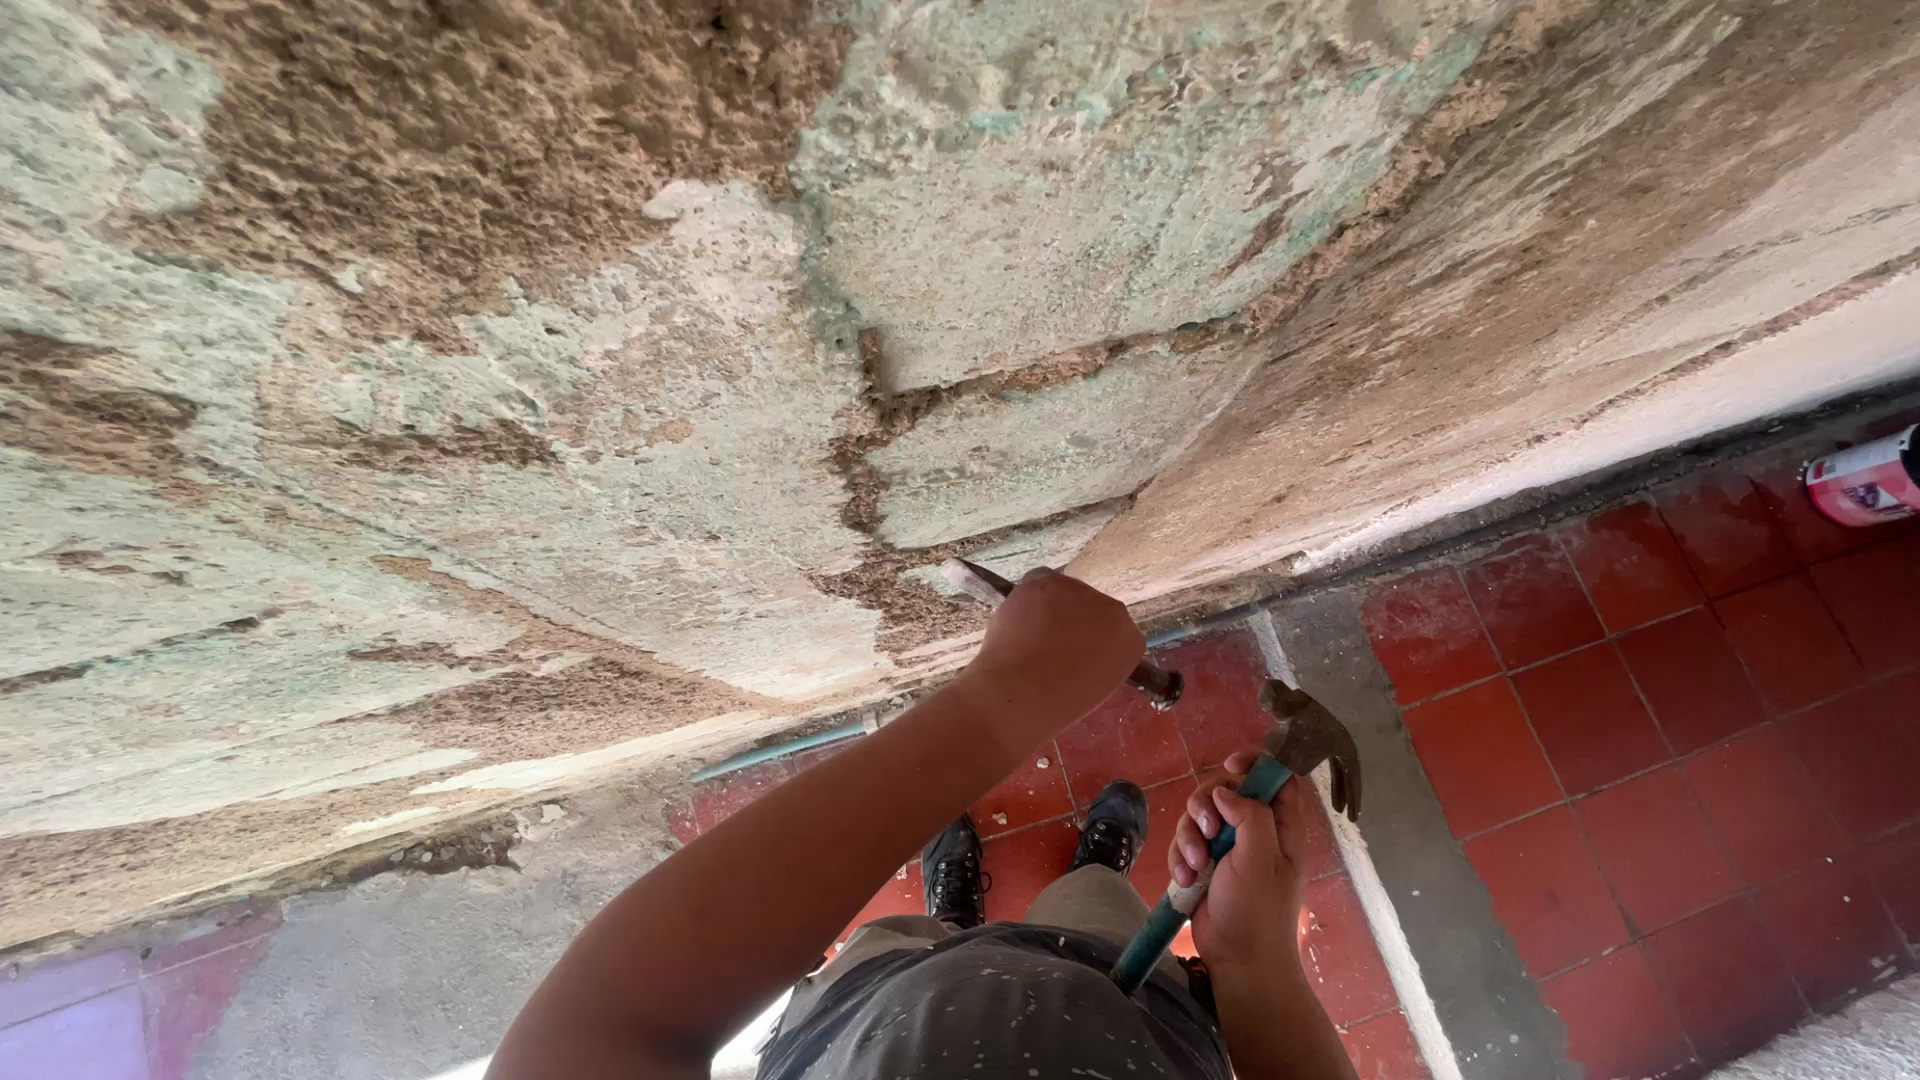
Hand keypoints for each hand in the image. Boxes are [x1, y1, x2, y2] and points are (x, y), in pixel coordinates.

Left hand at [957, 568, 1143, 735]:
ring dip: (1050, 606)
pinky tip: (1020, 620)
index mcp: (1131, 641)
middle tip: (1048, 643)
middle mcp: (1114, 609)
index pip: (1114, 629)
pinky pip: (1038, 581)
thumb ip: (1097, 658)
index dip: (1089, 639)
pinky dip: (1029, 597)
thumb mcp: (1095, 685)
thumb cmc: (1056, 703)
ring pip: (1064, 591)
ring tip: (1031, 635)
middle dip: (1071, 619)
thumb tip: (1077, 645)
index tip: (1073, 653)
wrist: (1022, 691)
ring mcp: (1081, 591)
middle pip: (1091, 606)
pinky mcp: (1049, 581)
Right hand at [1169, 750, 1311, 970]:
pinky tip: (1186, 878)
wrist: (1238, 960)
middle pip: (1225, 787)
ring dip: (1189, 836)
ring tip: (1194, 865)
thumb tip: (1225, 792)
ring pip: (1198, 813)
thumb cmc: (1258, 910)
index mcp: (1280, 826)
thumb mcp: (1261, 858)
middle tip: (1206, 829)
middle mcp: (1254, 829)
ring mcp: (1227, 845)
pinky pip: (1183, 839)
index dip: (1256, 762)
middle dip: (1206, 804)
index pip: (1276, 776)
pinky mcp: (1203, 860)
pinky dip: (1180, 856)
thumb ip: (1249, 816)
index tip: (1231, 764)